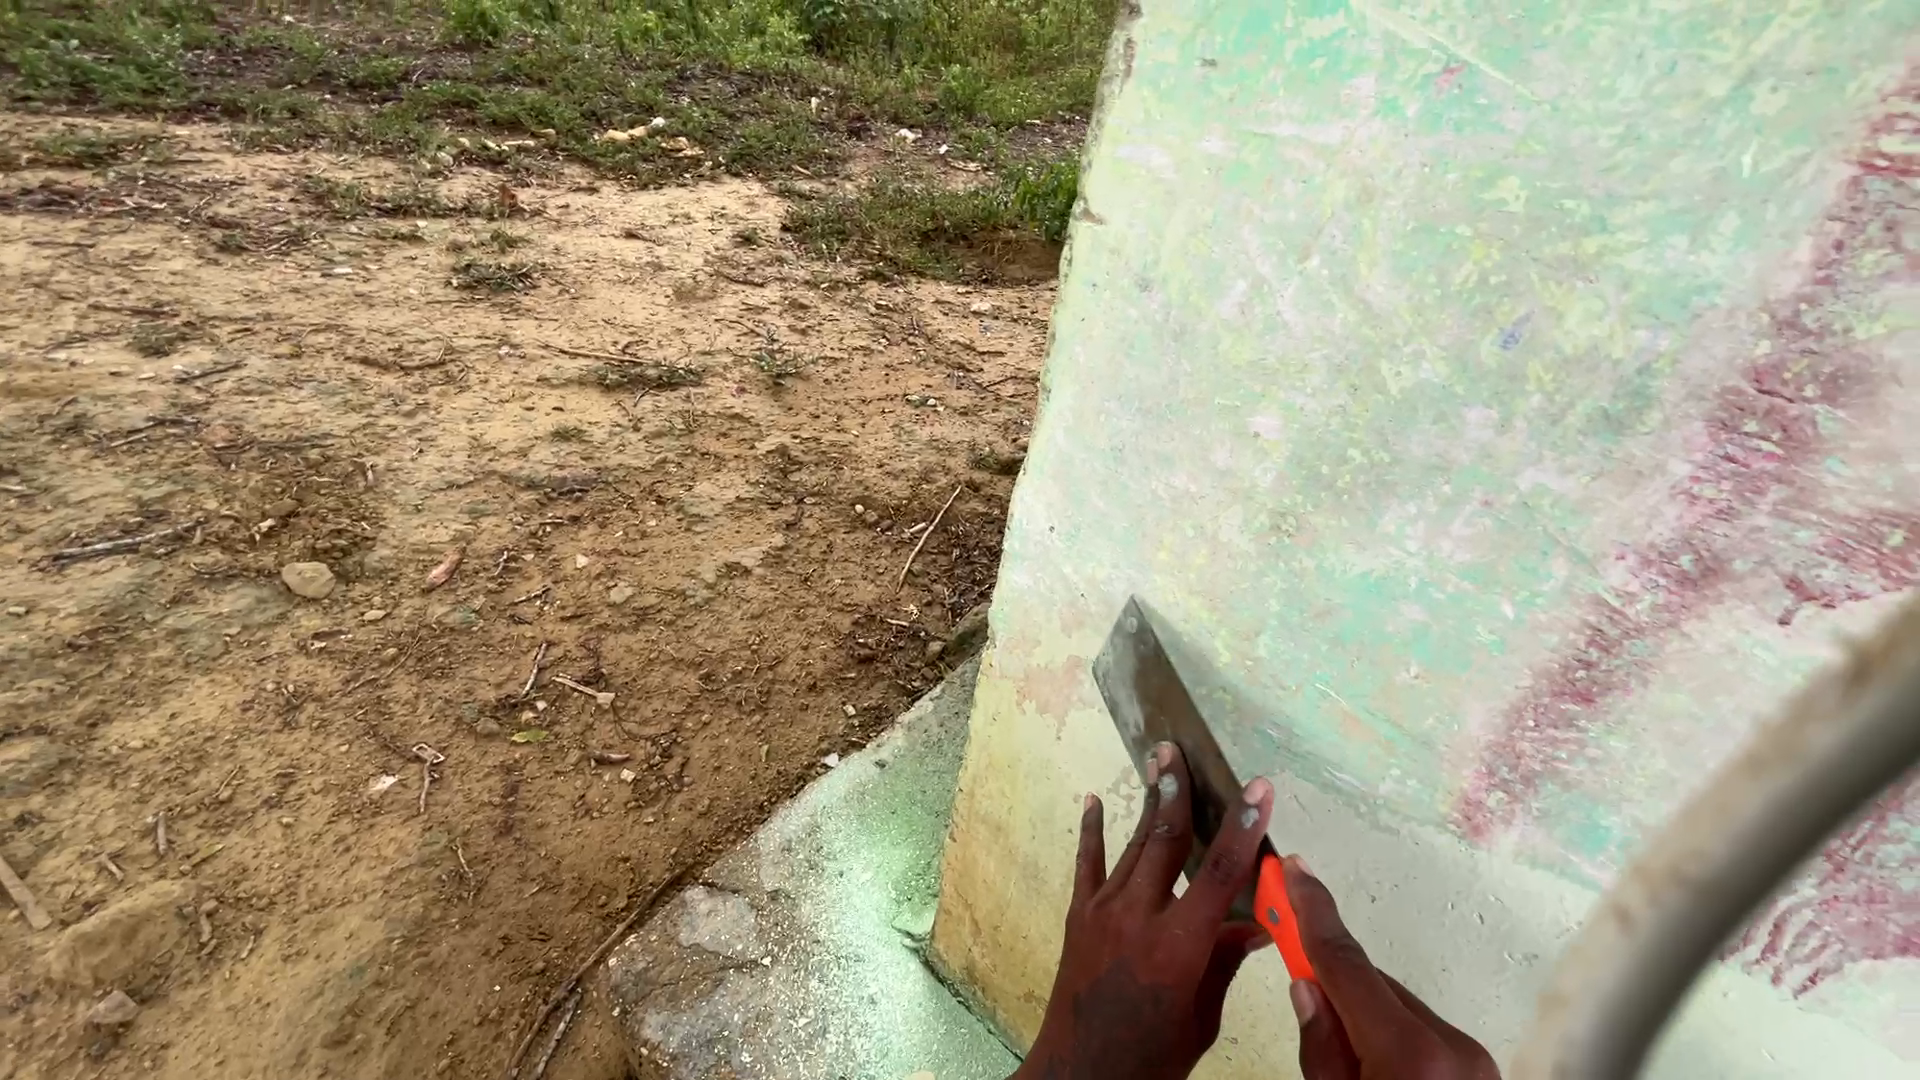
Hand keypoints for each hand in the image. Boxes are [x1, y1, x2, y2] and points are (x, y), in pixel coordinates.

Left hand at [1013, 742, 1273, 1079]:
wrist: (1081, 1071)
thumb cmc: (1153, 1055)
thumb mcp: (1202, 1016)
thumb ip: (1225, 961)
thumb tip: (1256, 923)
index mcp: (1179, 945)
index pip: (1219, 874)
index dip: (1242, 828)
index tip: (1259, 789)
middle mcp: (1139, 915)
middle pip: (1165, 839)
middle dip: (1178, 791)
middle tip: (1181, 749)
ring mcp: (1103, 908)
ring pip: (1131, 843)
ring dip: (1148, 800)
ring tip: (1157, 760)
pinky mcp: (1079, 912)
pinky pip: (1087, 862)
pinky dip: (1091, 829)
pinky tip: (1093, 799)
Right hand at [1285, 857, 1501, 1078]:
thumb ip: (1320, 1048)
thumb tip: (1309, 987)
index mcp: (1409, 1054)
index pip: (1344, 959)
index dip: (1310, 908)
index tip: (1292, 869)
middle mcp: (1452, 1047)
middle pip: (1370, 984)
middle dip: (1334, 983)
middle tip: (1304, 996)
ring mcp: (1477, 1062)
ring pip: (1396, 1010)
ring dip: (1365, 1017)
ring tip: (1351, 1065)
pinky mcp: (1485, 1074)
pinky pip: (1422, 1035)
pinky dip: (1393, 1038)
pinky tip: (1381, 1070)